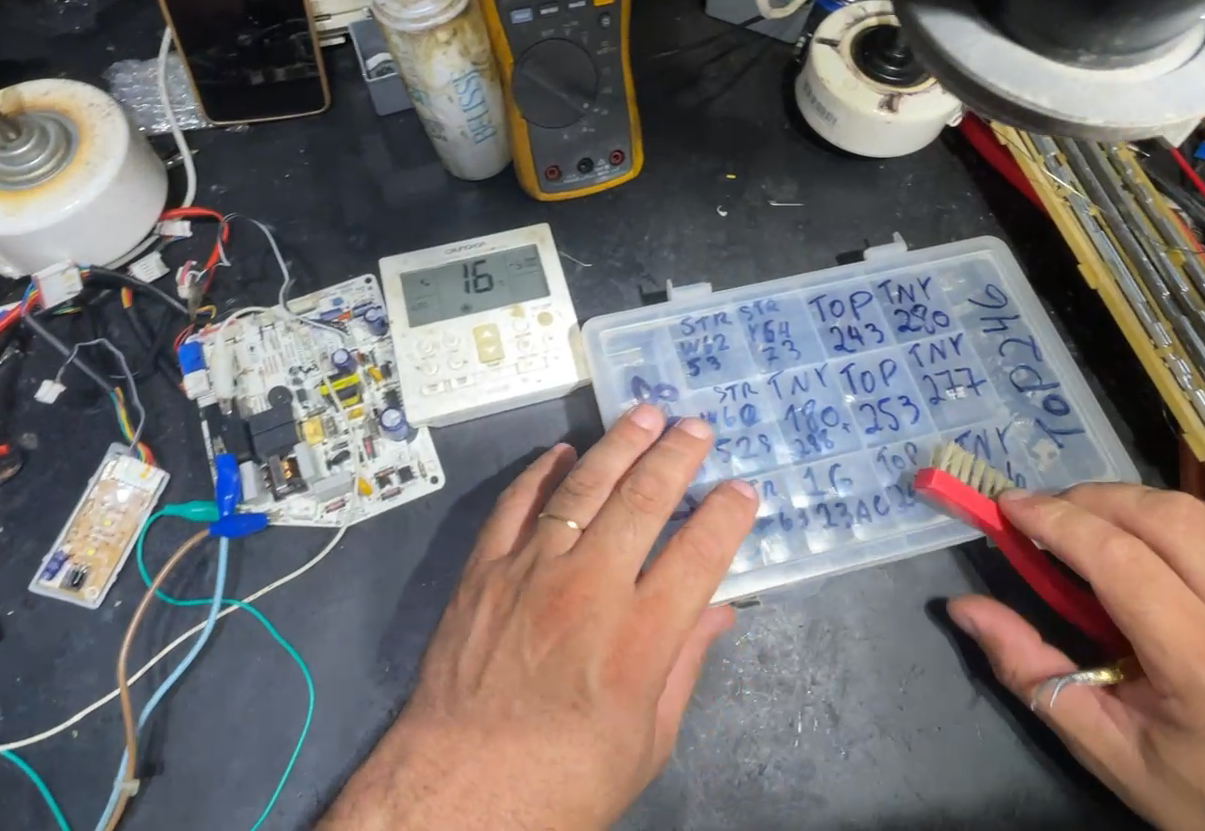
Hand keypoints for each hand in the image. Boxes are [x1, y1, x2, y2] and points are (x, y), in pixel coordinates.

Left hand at [319, 404, 758, 829]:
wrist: (460, 788)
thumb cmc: (565, 778)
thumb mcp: (647, 741)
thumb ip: (684, 666)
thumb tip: (720, 611)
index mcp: (639, 638)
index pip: (699, 556)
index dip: (727, 516)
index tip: (743, 490)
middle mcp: (589, 588)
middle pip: (643, 502)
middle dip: (676, 457)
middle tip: (697, 427)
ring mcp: (531, 570)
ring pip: (582, 486)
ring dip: (618, 446)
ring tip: (644, 415)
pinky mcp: (485, 567)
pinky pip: (516, 503)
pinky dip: (540, 472)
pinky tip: (562, 451)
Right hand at [948, 485, 1204, 830]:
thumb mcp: (1110, 752)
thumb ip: (1029, 672)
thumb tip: (963, 607)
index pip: (1120, 558)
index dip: (1055, 520)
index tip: (1008, 507)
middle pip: (1168, 516)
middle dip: (1092, 498)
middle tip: (1046, 514)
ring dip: (1136, 506)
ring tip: (1094, 527)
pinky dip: (1184, 532)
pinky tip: (1161, 561)